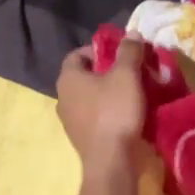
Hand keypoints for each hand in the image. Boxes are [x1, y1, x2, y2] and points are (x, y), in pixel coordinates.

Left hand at [56, 38, 144, 171]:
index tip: (120, 54)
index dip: (99, 50)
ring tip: (130, 95)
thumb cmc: (115, 111)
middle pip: (84, 77)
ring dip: (106, 94)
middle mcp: (62, 97)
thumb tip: (131, 33)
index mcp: (68, 77)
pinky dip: (107, 113)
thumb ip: (129, 51)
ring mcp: (69, 120)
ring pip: (89, 99)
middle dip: (105, 73)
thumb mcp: (127, 75)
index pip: (78, 54)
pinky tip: (125, 117)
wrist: (111, 160)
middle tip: (129, 73)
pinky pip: (93, 117)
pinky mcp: (80, 138)